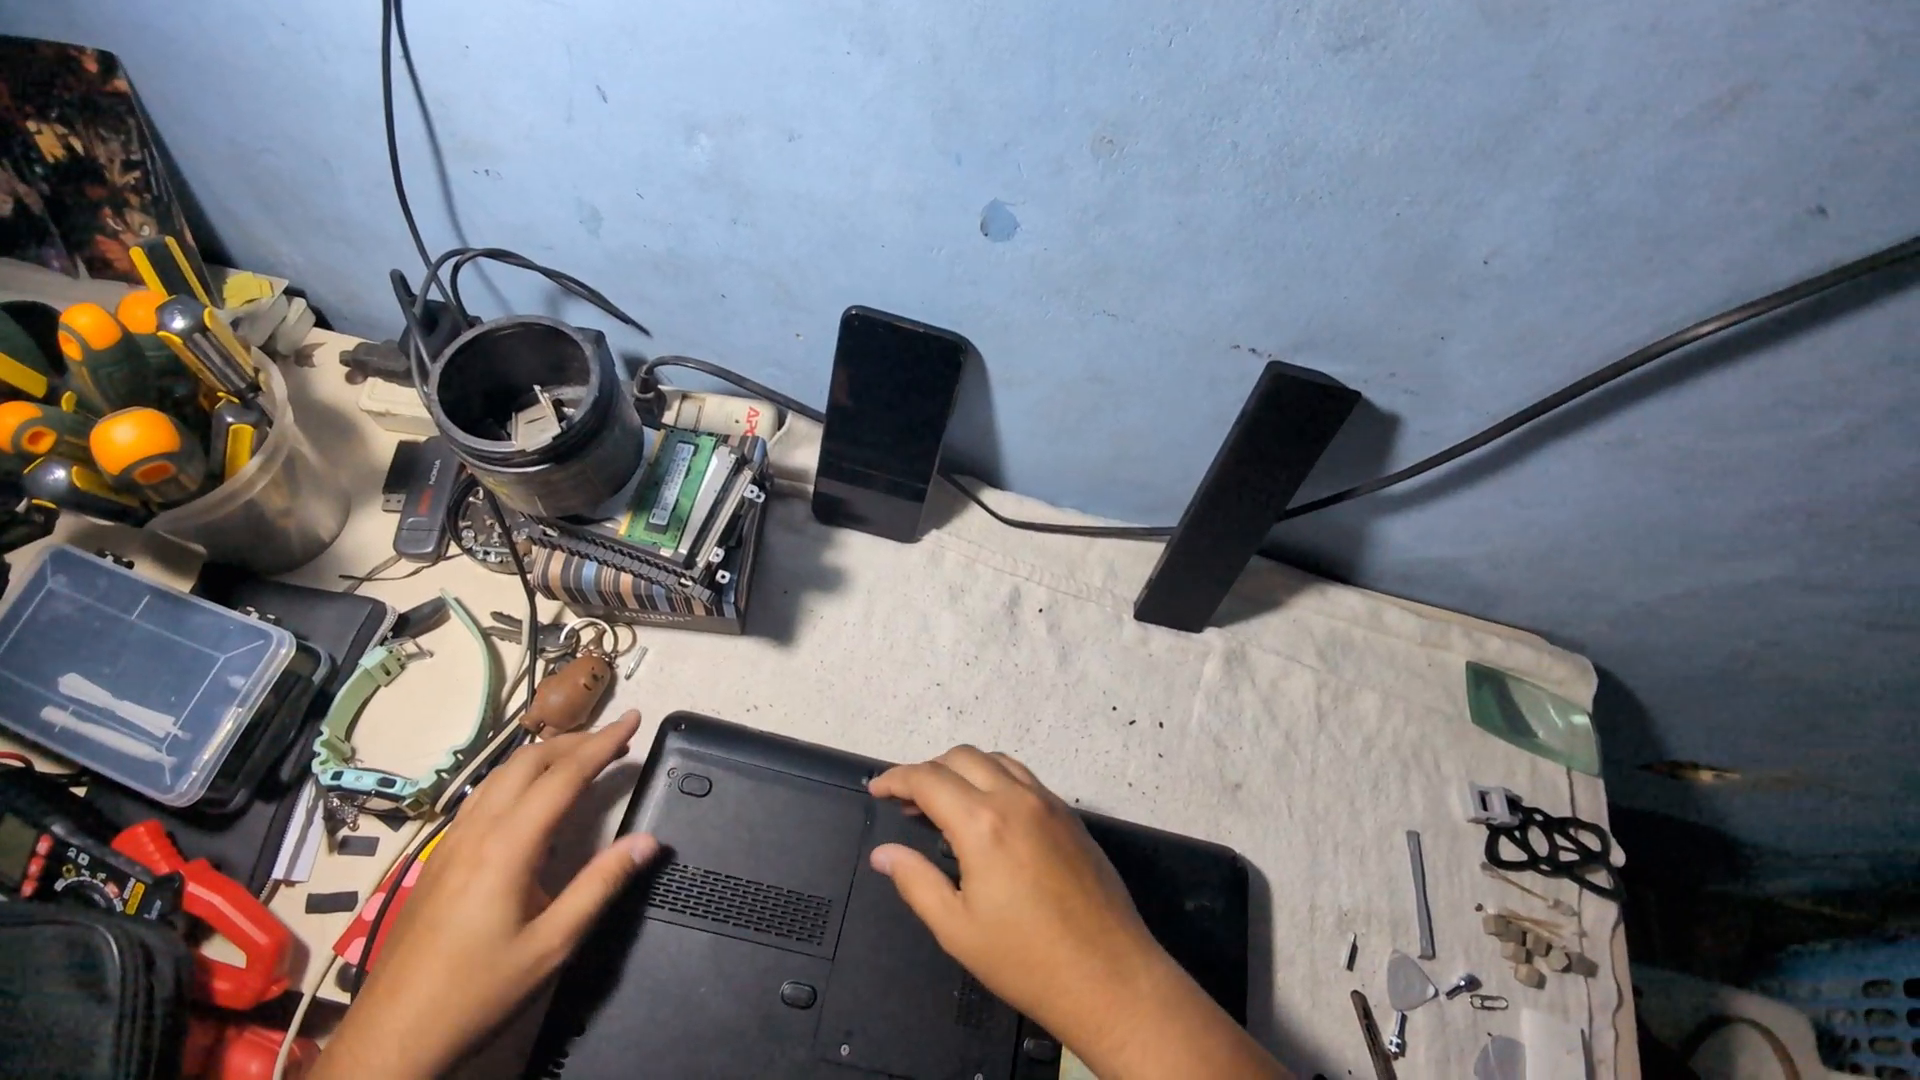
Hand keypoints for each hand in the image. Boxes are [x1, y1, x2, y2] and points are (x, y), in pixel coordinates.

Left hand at [314, 712, 657, 1079]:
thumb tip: (648, 840)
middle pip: (528, 762)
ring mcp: (451, 843)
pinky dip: (519, 777)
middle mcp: (476, 832)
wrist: (392, 1037)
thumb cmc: (479, 991)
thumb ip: (601, 885)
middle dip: (576, 740)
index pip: (564, 775)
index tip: (634, 719)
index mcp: (508, 846)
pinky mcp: (439, 859)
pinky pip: (483, 797)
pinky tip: (533, 796)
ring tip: (582, 754)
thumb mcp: (554, 944)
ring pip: (501, 775)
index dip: (603, 743)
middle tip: (617, 737)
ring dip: (545, 755)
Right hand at [868, 747, 1287, 1079]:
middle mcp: (1017, 799)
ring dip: (963, 769)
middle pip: (961, 757)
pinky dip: (996, 778)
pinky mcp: (1071, 817)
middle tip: (907, 802)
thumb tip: (885, 854)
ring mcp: (1049, 803)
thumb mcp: (957, 929)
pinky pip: (1025, 777)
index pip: (928, 779)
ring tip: (945, 802)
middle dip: (927, 770)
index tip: (877, 790)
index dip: (895, 778)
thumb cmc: (1026, 960)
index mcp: (983, 823)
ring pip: (996, 760)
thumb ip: (916, 882)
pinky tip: (989, 812)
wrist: (1109, 976)